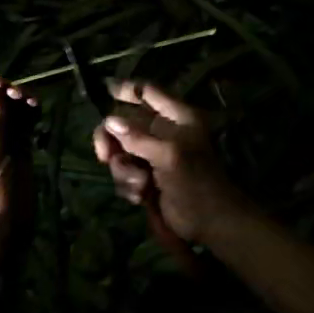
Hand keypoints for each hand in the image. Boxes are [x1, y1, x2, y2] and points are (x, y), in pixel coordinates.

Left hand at [0, 77, 36, 269]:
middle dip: (4, 93)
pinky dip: (29, 113)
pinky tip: (37, 109)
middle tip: (21, 95)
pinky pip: (22, 123)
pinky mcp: (18, 148)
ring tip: (32, 101)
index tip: (1, 86)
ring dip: (19, 101)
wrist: (7, 231)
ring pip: (7, 110)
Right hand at [90, 80, 250, 242]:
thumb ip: (138, 138)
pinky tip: (140, 197)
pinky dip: (128, 185)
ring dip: (124, 170)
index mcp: (176, 118)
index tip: (104, 91)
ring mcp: (151, 156)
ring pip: (119, 152)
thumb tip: (109, 121)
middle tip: (105, 156)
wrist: (208, 223)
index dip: (126, 89)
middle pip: (123, 123)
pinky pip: (122, 173)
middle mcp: (162, 133)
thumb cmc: (196, 183)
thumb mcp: (168, 156)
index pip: (148, 92)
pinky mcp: (145, 178)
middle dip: (112, 140)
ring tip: (141, 185)